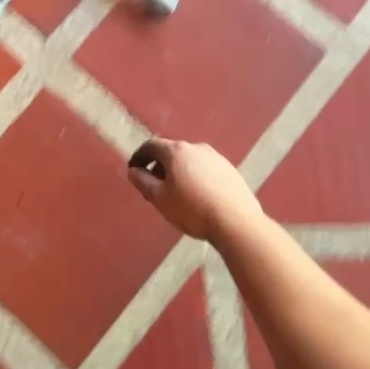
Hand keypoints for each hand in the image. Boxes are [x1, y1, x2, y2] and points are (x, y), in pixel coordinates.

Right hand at [126, 137, 262, 241]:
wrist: (236, 222)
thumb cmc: (192, 209)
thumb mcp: (159, 198)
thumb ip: (142, 181)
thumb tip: (133, 171)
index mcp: (176, 151)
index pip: (151, 145)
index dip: (139, 156)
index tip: (134, 170)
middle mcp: (196, 148)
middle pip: (171, 152)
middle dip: (159, 167)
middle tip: (155, 187)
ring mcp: (216, 157)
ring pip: (190, 161)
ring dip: (178, 172)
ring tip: (178, 194)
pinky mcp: (231, 170)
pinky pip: (206, 169)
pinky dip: (196, 177)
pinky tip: (199, 196)